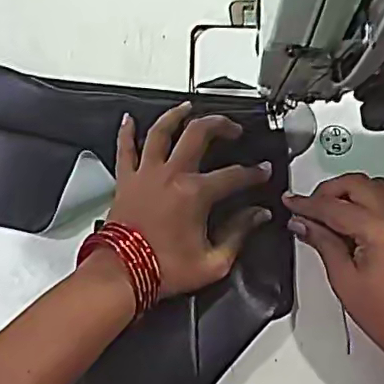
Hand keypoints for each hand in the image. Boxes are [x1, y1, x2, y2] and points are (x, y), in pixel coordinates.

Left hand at [105, 103, 273, 297]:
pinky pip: (125, 148)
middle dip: (220, 125)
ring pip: (161, 131)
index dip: (253, 173)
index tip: (261, 173)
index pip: (233, 176)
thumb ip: (238, 235)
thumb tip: (256, 217)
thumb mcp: (213, 262)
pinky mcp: (126, 181)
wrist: (122, 274)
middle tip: (231, 128)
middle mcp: (170, 176)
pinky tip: (128, 120)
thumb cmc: (161, 270)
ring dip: (176, 116)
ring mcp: (146, 174)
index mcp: (194, 194)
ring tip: (187, 108)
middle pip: (198, 134)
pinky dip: (126, 132)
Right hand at [284, 173, 383, 383]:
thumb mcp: (343, 279)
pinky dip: (364, 203)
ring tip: (326, 213)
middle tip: (308, 207)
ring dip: (348, 193)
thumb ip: (323, 243)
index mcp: (379, 230)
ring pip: (374, 187)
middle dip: (328, 191)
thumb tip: (305, 224)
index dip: (306, 203)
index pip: (334, 205)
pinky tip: (348, 222)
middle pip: (357, 184)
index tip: (290, 202)